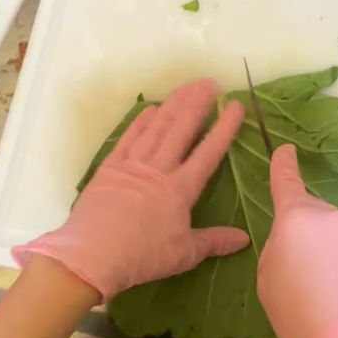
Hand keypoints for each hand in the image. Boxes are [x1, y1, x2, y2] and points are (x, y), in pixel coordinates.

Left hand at [14, 79, 249, 300]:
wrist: (93, 254)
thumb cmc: (143, 255)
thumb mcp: (185, 253)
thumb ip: (214, 241)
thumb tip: (244, 239)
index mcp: (181, 189)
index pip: (208, 152)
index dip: (224, 128)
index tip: (235, 106)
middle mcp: (159, 169)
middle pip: (181, 129)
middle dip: (197, 104)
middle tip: (210, 82)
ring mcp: (132, 164)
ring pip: (157, 127)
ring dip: (172, 105)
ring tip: (185, 86)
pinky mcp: (110, 168)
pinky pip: (129, 138)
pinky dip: (141, 122)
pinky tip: (150, 109)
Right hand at [257, 144, 337, 337]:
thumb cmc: (297, 313)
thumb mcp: (267, 279)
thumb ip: (279, 248)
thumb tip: (295, 244)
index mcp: (296, 217)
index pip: (287, 181)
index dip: (283, 165)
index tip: (285, 151)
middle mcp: (330, 217)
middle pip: (311, 215)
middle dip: (303, 233)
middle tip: (296, 269)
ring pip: (333, 236)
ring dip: (326, 253)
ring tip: (321, 291)